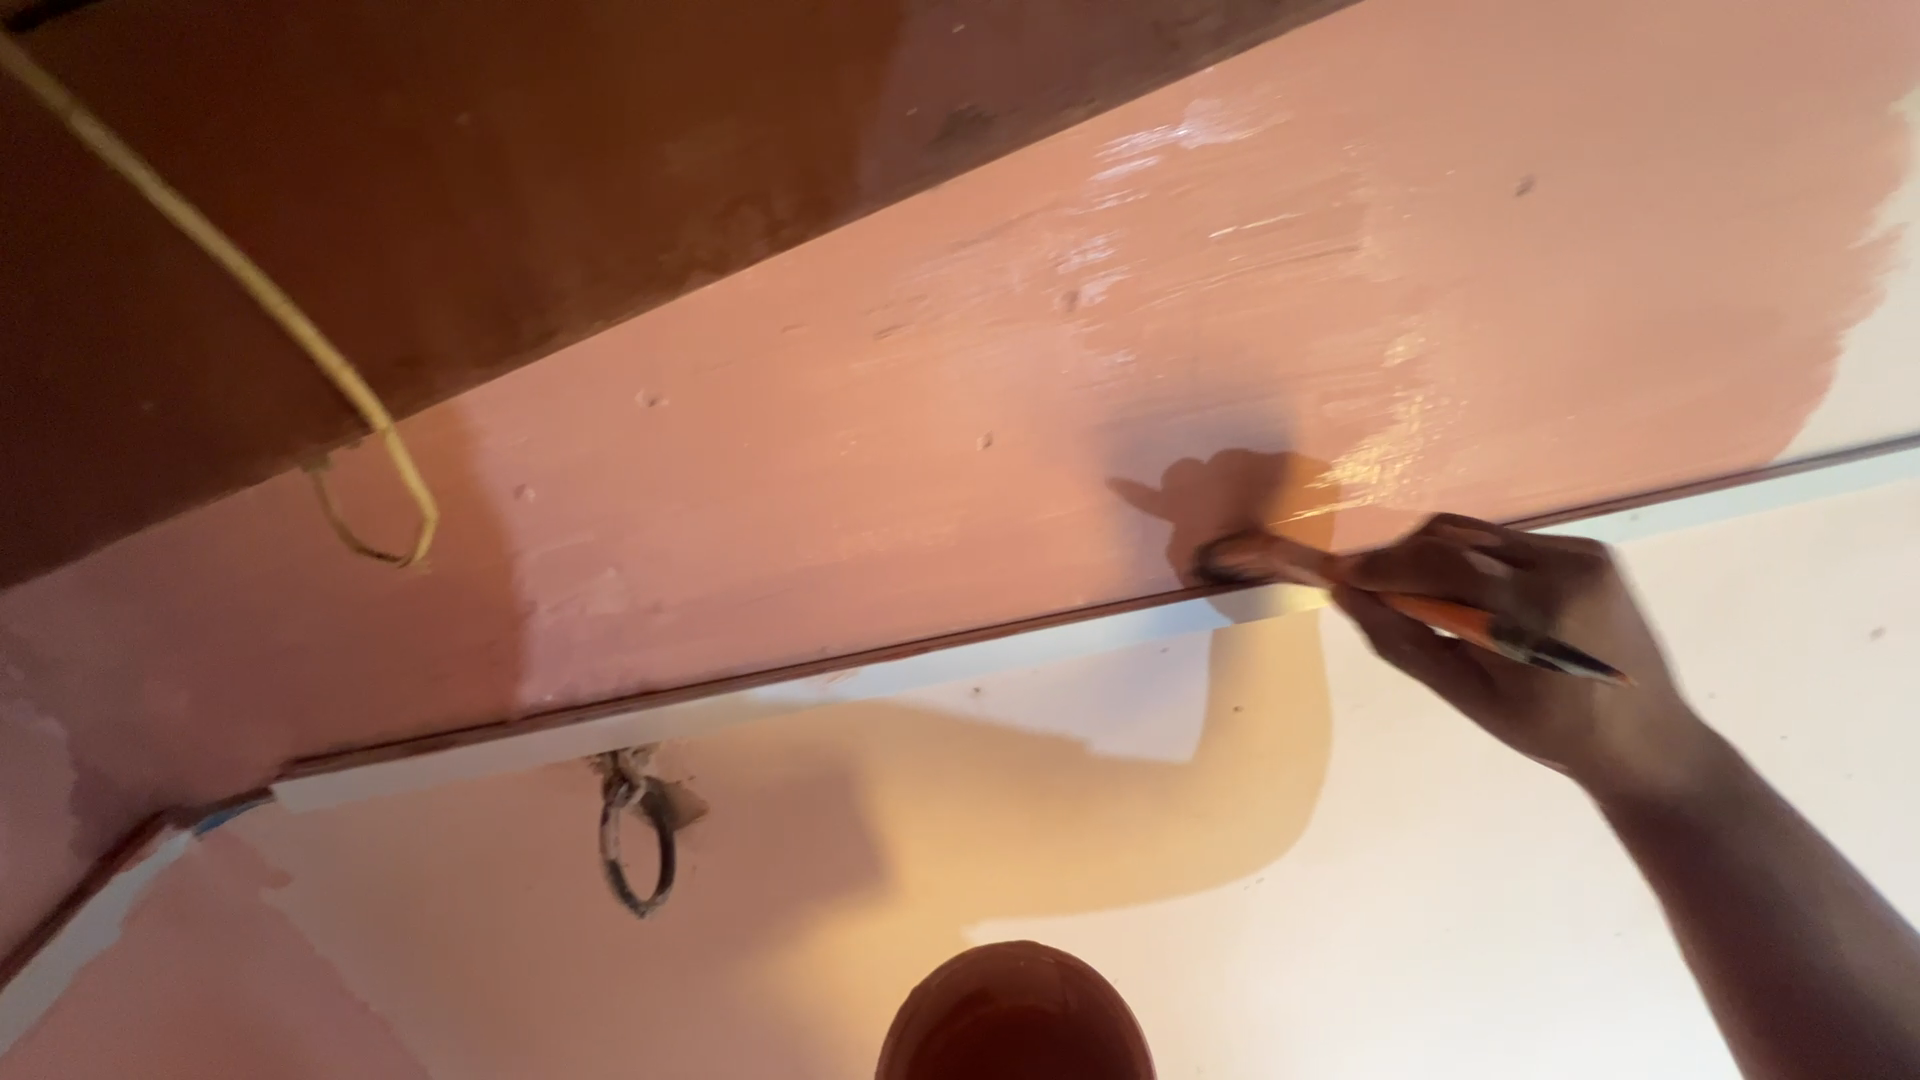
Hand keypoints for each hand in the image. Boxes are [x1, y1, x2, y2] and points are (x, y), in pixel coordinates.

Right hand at [1332, 513, 1714, 799]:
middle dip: (1400, 558)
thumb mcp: (1462, 694)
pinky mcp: (1590, 552)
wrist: (1650, 741)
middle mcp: (1565, 567)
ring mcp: (1583, 555)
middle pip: (1451, 538)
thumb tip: (1343, 594)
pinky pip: (1504, 542)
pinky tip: (1471, 599)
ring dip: (1433, 559)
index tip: (1336, 574)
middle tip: (1371, 591)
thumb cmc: (1547, 732)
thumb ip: (1398, 639)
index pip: (1438, 564)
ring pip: (1475, 535)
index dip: (1379, 565)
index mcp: (1537, 613)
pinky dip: (1470, 562)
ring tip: (1420, 599)